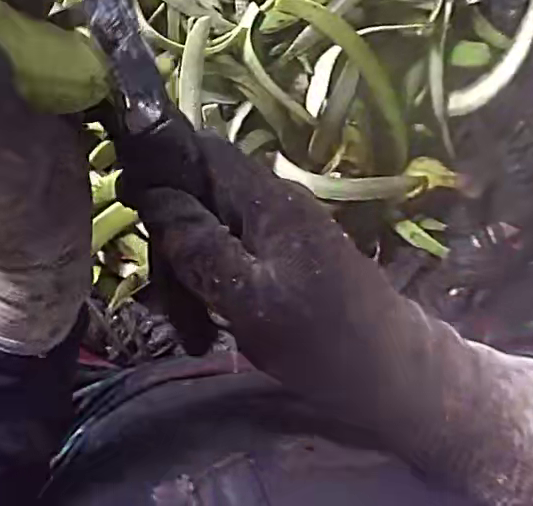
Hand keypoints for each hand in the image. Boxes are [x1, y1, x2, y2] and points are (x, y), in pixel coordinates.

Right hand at [115, 120, 401, 406]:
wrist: (405, 384)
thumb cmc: (328, 342)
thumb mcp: (252, 301)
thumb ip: (199, 245)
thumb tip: (150, 195)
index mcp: (264, 197)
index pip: (199, 148)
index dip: (158, 160)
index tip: (128, 197)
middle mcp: (266, 199)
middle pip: (195, 191)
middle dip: (170, 237)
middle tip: (165, 295)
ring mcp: (272, 225)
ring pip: (205, 224)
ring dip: (187, 270)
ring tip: (192, 329)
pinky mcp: (276, 251)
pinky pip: (224, 249)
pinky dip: (208, 280)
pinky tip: (208, 323)